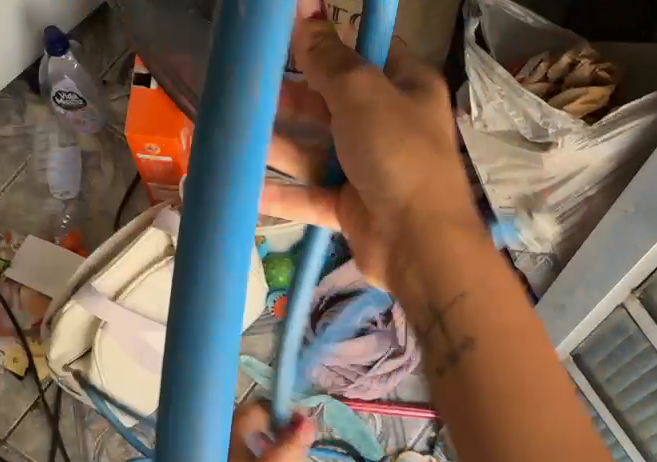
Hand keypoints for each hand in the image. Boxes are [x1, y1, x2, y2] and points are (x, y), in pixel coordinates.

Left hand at [219, 402, 317, 461]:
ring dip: (266, 449)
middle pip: (254, 422)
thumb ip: (290, 447)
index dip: (286, 416)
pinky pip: (235, 455)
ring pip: (245, 440)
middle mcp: (219, 433)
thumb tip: (308, 422)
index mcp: (232, 426)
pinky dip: (251, 461)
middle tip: (294, 457)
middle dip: (278, 434)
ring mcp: (209, 451)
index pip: (263, 406)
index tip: (303, 435)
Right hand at [259, 6, 482, 286]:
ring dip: (279, 144)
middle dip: (291, 98)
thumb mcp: (361, 92)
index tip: (286, 38)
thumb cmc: (398, 154)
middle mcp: (388, 126)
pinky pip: (310, 196)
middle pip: (331, 105)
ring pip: (316, 152)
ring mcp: (368, 171)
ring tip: (236, 133)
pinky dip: (283, 193)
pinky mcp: (351, 210)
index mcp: (406, 87)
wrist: (419, 243)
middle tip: (247, 88)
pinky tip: (248, 187)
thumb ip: (328, 58)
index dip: (329, 44)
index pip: (366, 54)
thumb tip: (304, 12)